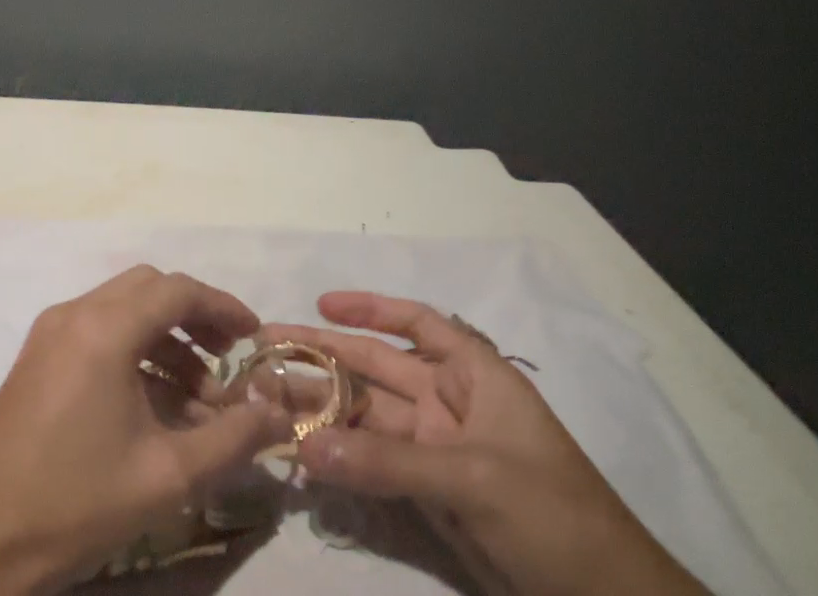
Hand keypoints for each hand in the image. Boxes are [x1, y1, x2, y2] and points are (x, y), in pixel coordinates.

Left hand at [0, 266, 289, 595]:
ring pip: (120, 313)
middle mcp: (72, 317)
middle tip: (229, 360)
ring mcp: (47, 338)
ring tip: (199, 400)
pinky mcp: (34, 362)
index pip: (176, 290)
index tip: (255, 337)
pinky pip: (95, 336)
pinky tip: (155, 408)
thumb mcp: (168, 475)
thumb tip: (279, 413)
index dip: (223, 307)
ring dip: (165, 341)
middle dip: (194, 318)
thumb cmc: (76, 500)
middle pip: (147, 290)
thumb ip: (234, 438)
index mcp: (102, 329)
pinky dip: (133, 354)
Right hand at [264, 292, 710, 595]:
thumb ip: (388, 463)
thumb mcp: (472, 479)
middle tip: (264, 350)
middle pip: (379, 368)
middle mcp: (451, 404)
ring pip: (368, 417)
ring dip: (322, 409)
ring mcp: (436, 449)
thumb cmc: (552, 515)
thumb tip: (305, 447)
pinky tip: (300, 451)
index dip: (372, 308)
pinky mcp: (426, 491)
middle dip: (325, 356)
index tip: (321, 302)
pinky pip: (373, 462)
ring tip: (266, 400)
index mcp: (477, 377)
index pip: (421, 324)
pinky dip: (339, 457)